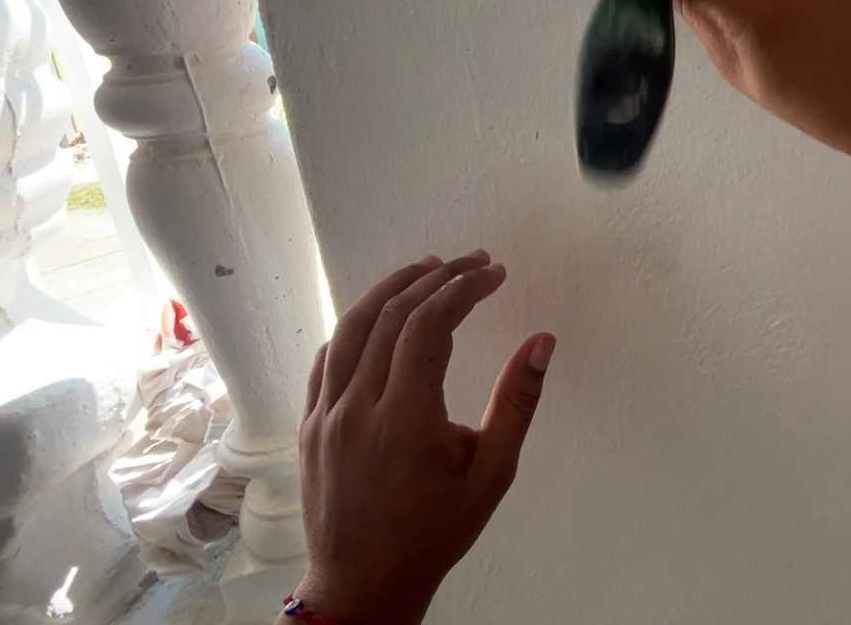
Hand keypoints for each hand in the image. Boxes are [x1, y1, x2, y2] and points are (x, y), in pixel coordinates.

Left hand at [292, 252, 554, 623]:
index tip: (495, 273)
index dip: (465, 288)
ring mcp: (324, 416)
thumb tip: (542, 340)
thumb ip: (518, 401)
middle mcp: (357, 409)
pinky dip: (357, 323)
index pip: (429, 325)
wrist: (361, 587)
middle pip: (393, 315)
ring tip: (429, 267)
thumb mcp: (493, 471)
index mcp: (404, 419)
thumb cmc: (435, 530)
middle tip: (474, 262)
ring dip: (393, 288)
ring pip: (352, 327)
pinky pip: (327, 357)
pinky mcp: (308, 425)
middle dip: (438, 277)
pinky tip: (382, 313)